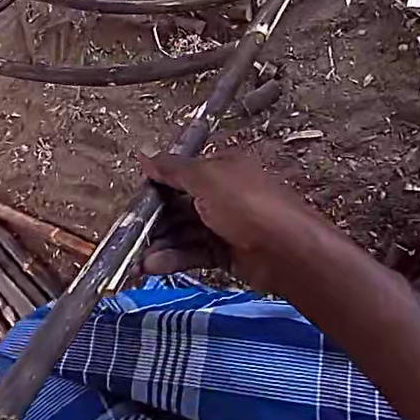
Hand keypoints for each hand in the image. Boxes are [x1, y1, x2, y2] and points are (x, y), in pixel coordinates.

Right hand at [139, 153, 346, 291]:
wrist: (289, 252)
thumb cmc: (249, 205)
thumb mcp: (207, 179)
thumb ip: (173, 169)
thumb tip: (145, 154)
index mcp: (222, 168)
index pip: (181, 174)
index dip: (158, 186)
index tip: (136, 201)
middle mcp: (223, 194)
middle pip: (180, 204)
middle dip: (154, 219)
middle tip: (130, 234)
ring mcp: (225, 225)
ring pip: (184, 231)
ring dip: (161, 243)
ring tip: (137, 258)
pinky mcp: (226, 252)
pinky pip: (194, 252)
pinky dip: (174, 258)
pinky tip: (154, 266)